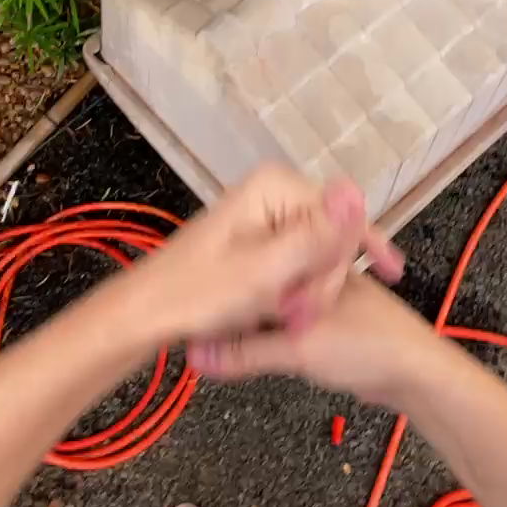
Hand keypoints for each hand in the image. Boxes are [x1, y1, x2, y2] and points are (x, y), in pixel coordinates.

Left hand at [114, 164, 403, 343]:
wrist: (149, 311)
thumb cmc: (200, 294)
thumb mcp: (266, 271)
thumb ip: (316, 234)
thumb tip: (357, 189)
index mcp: (275, 186)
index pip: (345, 220)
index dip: (340, 266)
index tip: (316, 305)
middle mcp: (275, 190)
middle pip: (333, 236)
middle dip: (320, 282)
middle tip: (294, 319)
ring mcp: (267, 212)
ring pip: (320, 252)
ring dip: (309, 291)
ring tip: (285, 320)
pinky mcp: (261, 235)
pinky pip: (300, 258)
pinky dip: (298, 288)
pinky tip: (290, 314)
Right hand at [186, 273, 446, 407]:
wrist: (421, 377)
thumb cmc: (364, 345)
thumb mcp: (297, 348)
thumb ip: (245, 352)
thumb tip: (193, 355)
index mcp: (310, 262)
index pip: (259, 259)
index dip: (228, 275)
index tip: (197, 294)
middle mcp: (317, 275)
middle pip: (266, 283)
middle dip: (237, 300)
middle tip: (202, 321)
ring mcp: (328, 302)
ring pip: (280, 306)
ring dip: (255, 321)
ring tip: (219, 335)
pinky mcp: (335, 328)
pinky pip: (293, 324)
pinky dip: (274, 334)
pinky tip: (256, 349)